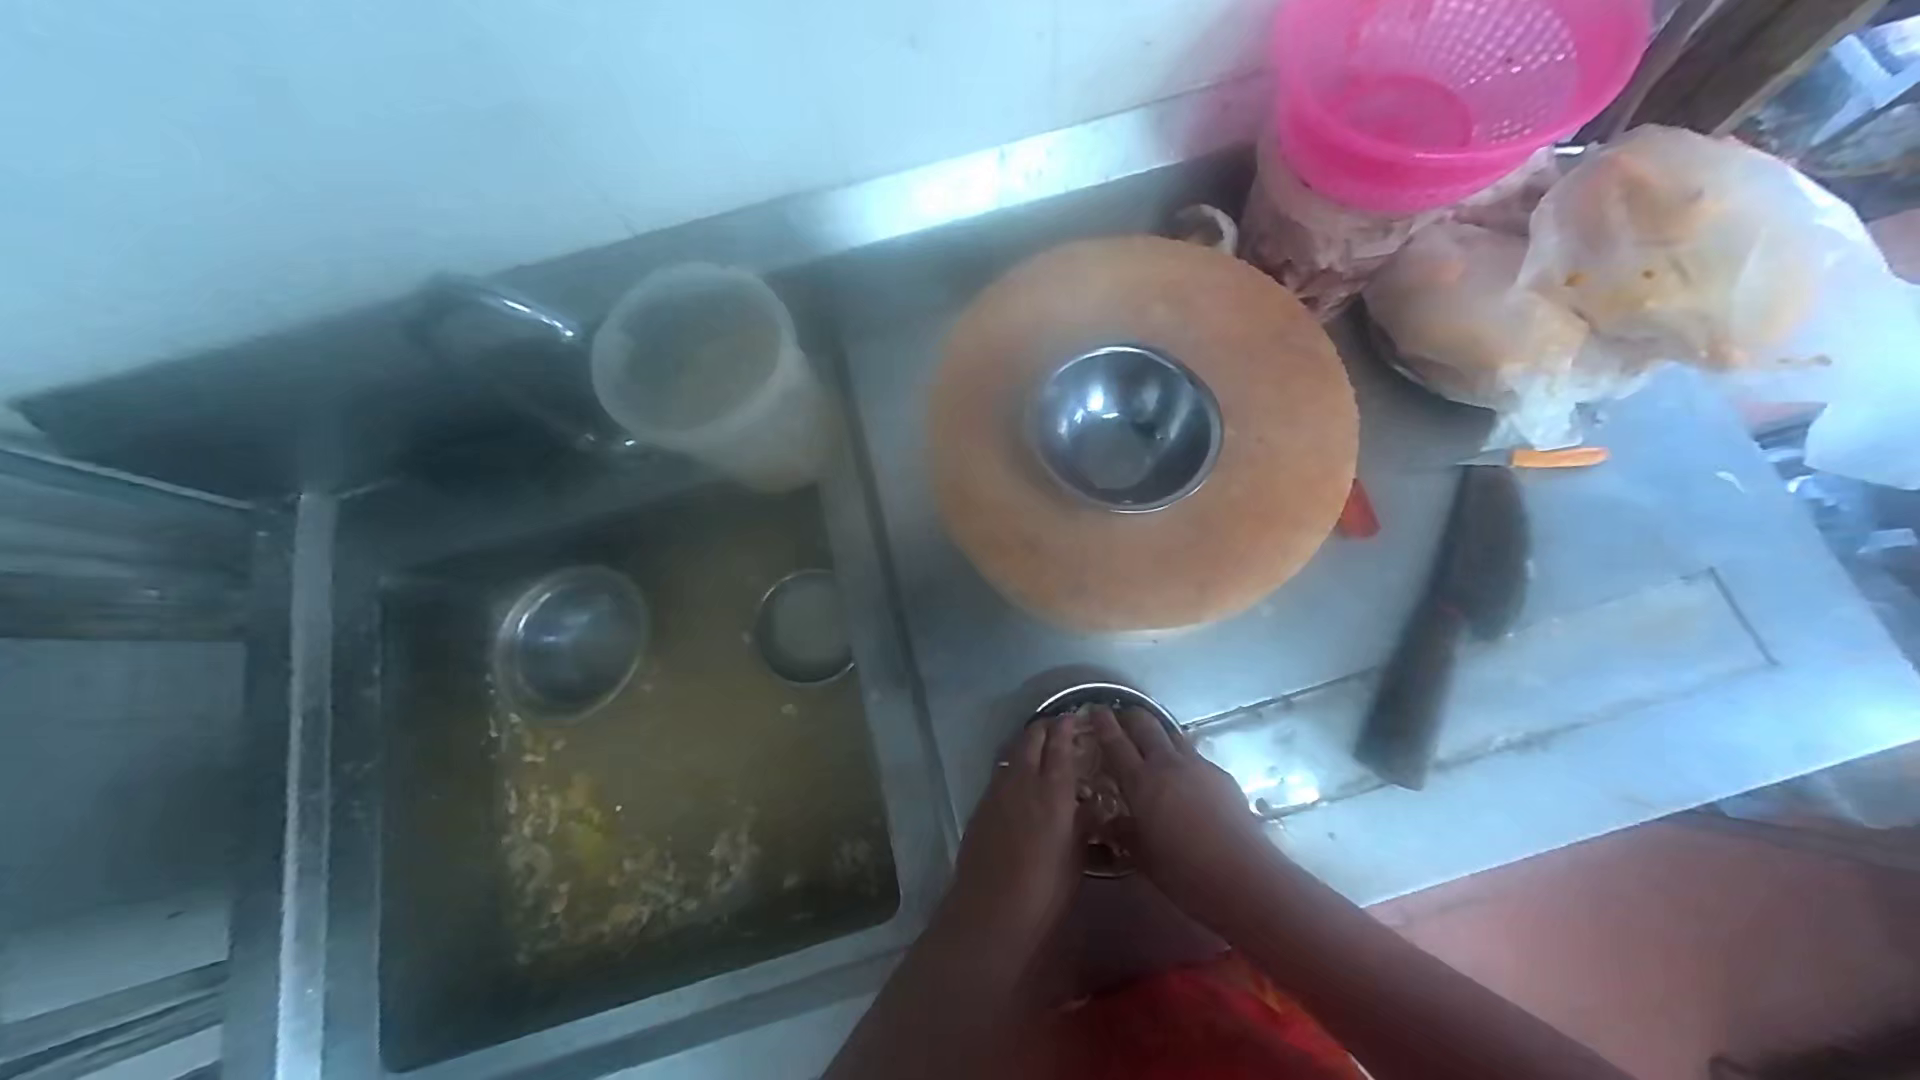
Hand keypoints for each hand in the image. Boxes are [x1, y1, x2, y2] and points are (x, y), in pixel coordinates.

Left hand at [942, 715, 1082, 948]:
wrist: (990, 910)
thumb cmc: (1045, 890)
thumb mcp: (1077, 856)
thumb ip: (1085, 823)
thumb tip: (1094, 803)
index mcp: (1053, 791)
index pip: (1060, 744)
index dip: (1066, 727)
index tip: (1075, 718)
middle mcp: (1023, 781)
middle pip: (1032, 738)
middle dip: (1045, 728)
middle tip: (1059, 729)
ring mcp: (997, 791)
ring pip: (1013, 753)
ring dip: (1027, 745)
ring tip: (1041, 751)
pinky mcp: (981, 806)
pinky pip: (1001, 774)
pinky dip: (1014, 768)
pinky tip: (1021, 783)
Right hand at [1090, 705, 1282, 922]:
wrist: (1245, 877)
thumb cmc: (1185, 872)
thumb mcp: (1143, 857)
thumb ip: (1124, 833)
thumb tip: (1109, 823)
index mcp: (1141, 781)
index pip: (1116, 742)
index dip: (1104, 724)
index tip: (1096, 711)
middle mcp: (1168, 764)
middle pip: (1146, 724)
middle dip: (1131, 716)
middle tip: (1121, 720)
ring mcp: (1198, 767)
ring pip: (1173, 735)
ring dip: (1159, 734)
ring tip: (1153, 745)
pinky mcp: (1222, 777)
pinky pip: (1195, 757)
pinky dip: (1183, 760)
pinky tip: (1186, 781)